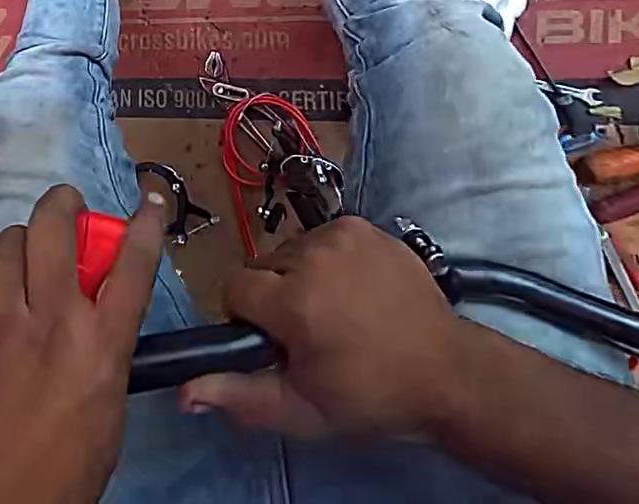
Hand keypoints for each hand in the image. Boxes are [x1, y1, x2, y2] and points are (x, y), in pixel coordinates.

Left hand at [0, 185, 166, 503]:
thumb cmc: (53, 473)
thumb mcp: (103, 413)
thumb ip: (104, 349)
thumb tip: (99, 303)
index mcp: (99, 351)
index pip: (132, 271)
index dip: (145, 228)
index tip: (148, 202)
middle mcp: (51, 322)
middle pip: (56, 229)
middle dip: (63, 204)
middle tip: (66, 207)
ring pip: (9, 238)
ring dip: (20, 238)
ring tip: (20, 252)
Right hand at [179, 216, 463, 437]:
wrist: (453, 375)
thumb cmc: (373, 396)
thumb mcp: (306, 412)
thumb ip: (241, 396)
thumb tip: (184, 391)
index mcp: (293, 303)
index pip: (233, 288)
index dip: (248, 314)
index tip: (275, 336)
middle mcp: (310, 259)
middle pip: (261, 268)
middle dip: (274, 294)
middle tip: (310, 327)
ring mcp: (338, 237)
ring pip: (288, 251)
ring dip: (299, 275)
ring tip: (336, 307)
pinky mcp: (359, 225)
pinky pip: (318, 237)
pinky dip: (327, 259)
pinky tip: (354, 285)